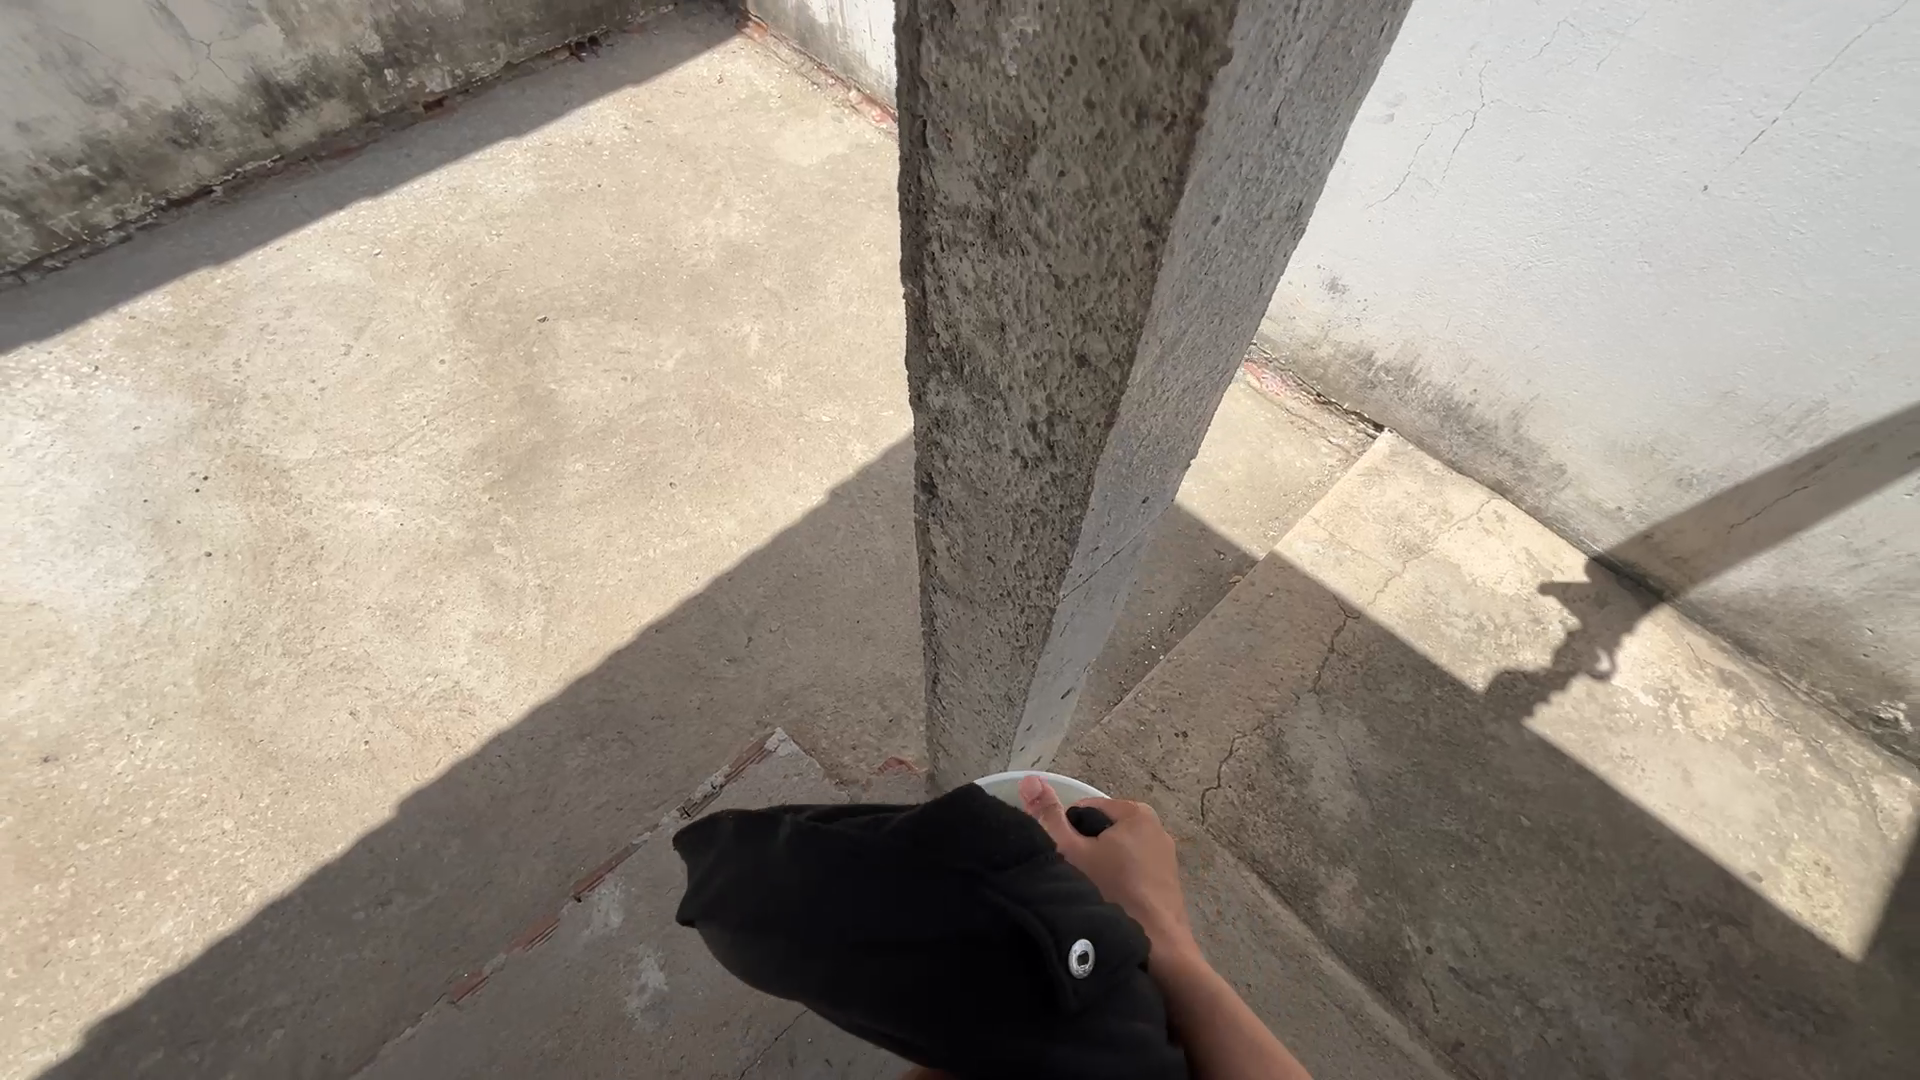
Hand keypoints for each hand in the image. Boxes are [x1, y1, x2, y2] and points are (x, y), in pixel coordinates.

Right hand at [1018, 776, 1199, 968]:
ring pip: (1116, 855)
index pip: (1083, 810)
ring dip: (1100, 870)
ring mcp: (1165, 859)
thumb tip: (1030, 779)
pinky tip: (1110, 906)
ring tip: (1090, 895)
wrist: (1158, 953)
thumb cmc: (1111, 894)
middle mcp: (1156, 829)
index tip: (1063, 860)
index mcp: (1136, 813)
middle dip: (1085, 851)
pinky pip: (1131, 874)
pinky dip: (1117, 885)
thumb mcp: (1070, 851)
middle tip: (1074, 879)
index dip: (1066, 833)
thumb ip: (1048, 815)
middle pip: (1101, 831)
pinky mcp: (1168, 886)